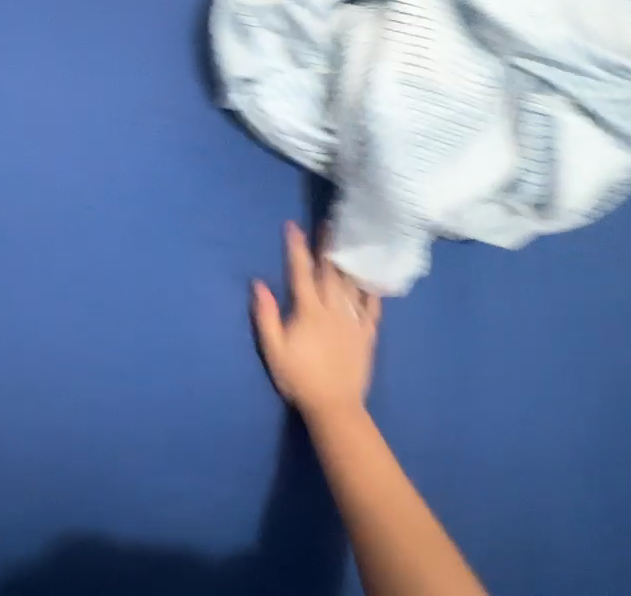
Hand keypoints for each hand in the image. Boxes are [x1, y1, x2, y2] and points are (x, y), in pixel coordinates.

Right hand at [251, 221, 381, 420]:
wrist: (334, 406)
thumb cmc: (298, 378)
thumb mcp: (273, 349)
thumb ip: (266, 315)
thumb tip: (258, 284)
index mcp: (309, 311)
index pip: (300, 272)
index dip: (296, 247)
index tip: (292, 226)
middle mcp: (333, 309)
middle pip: (330, 271)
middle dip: (327, 245)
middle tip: (328, 223)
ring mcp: (354, 321)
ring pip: (351, 284)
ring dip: (348, 260)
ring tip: (350, 242)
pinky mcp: (368, 334)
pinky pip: (372, 307)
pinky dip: (372, 289)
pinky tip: (372, 278)